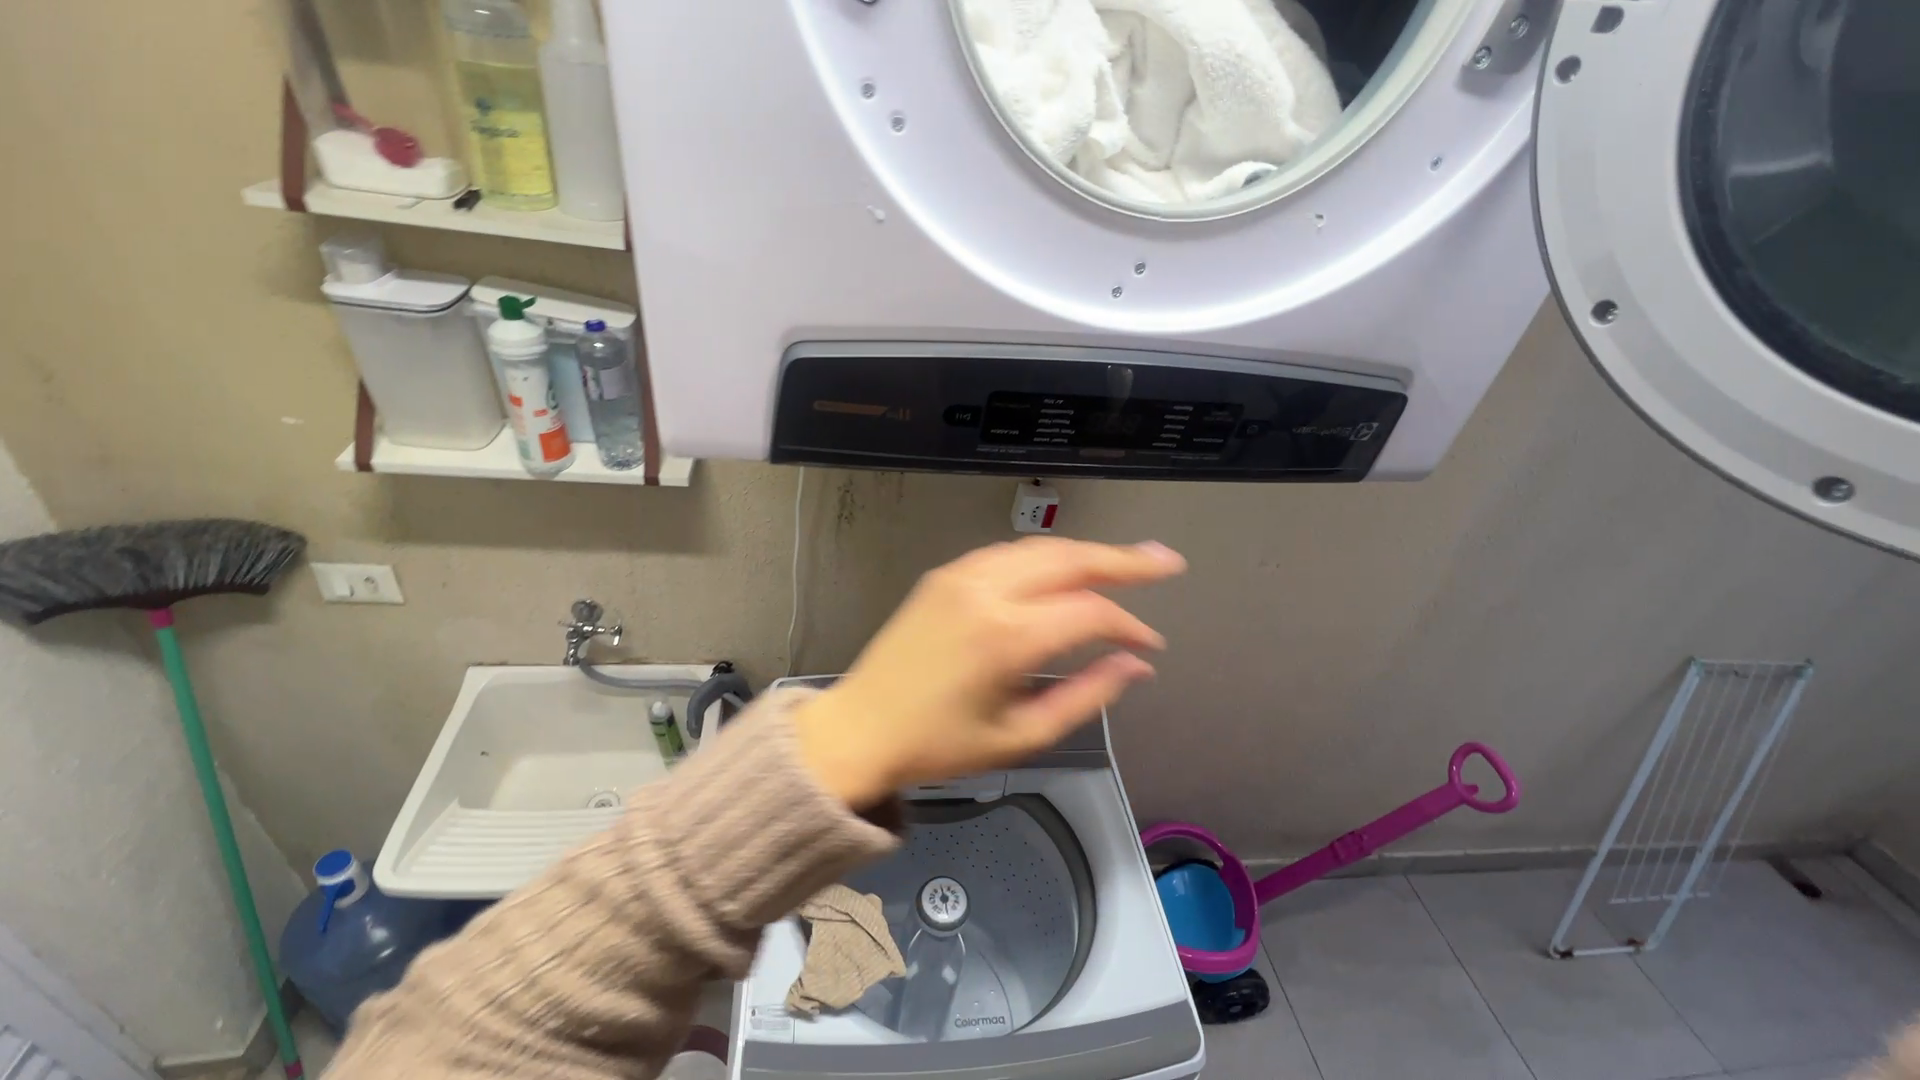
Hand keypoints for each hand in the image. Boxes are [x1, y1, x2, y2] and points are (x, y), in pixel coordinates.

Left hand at [793, 537, 1185, 807]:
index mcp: (1006, 637)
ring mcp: (960, 576)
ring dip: (1084, 553)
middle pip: (1069, 559)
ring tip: (1124, 561)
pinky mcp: (943, 575)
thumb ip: (1084, 696)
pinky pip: (1006, 553)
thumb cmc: (939, 745)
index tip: (1150, 645)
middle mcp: (985, 592)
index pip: (1089, 613)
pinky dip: (1044, 556)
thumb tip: (1134, 666)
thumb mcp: (1020, 736)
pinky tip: (1064, 567)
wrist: (860, 729)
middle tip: (1166, 561)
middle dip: (1122, 559)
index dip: (1128, 625)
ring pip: (1039, 548)